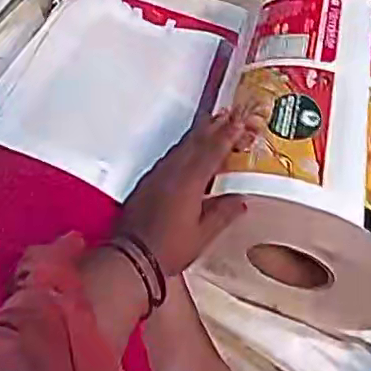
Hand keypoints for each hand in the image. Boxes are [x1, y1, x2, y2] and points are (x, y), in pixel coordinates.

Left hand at [116, 109, 259, 273]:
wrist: (131, 256)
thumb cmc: (167, 249)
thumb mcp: (202, 235)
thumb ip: (222, 214)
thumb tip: (239, 200)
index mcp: (190, 181)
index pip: (213, 151)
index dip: (228, 135)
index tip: (239, 123)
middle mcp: (173, 171)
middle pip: (197, 141)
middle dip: (214, 126)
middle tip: (227, 114)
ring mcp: (159, 173)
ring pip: (183, 145)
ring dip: (199, 133)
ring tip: (212, 123)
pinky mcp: (149, 179)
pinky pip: (171, 154)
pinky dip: (185, 145)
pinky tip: (188, 148)